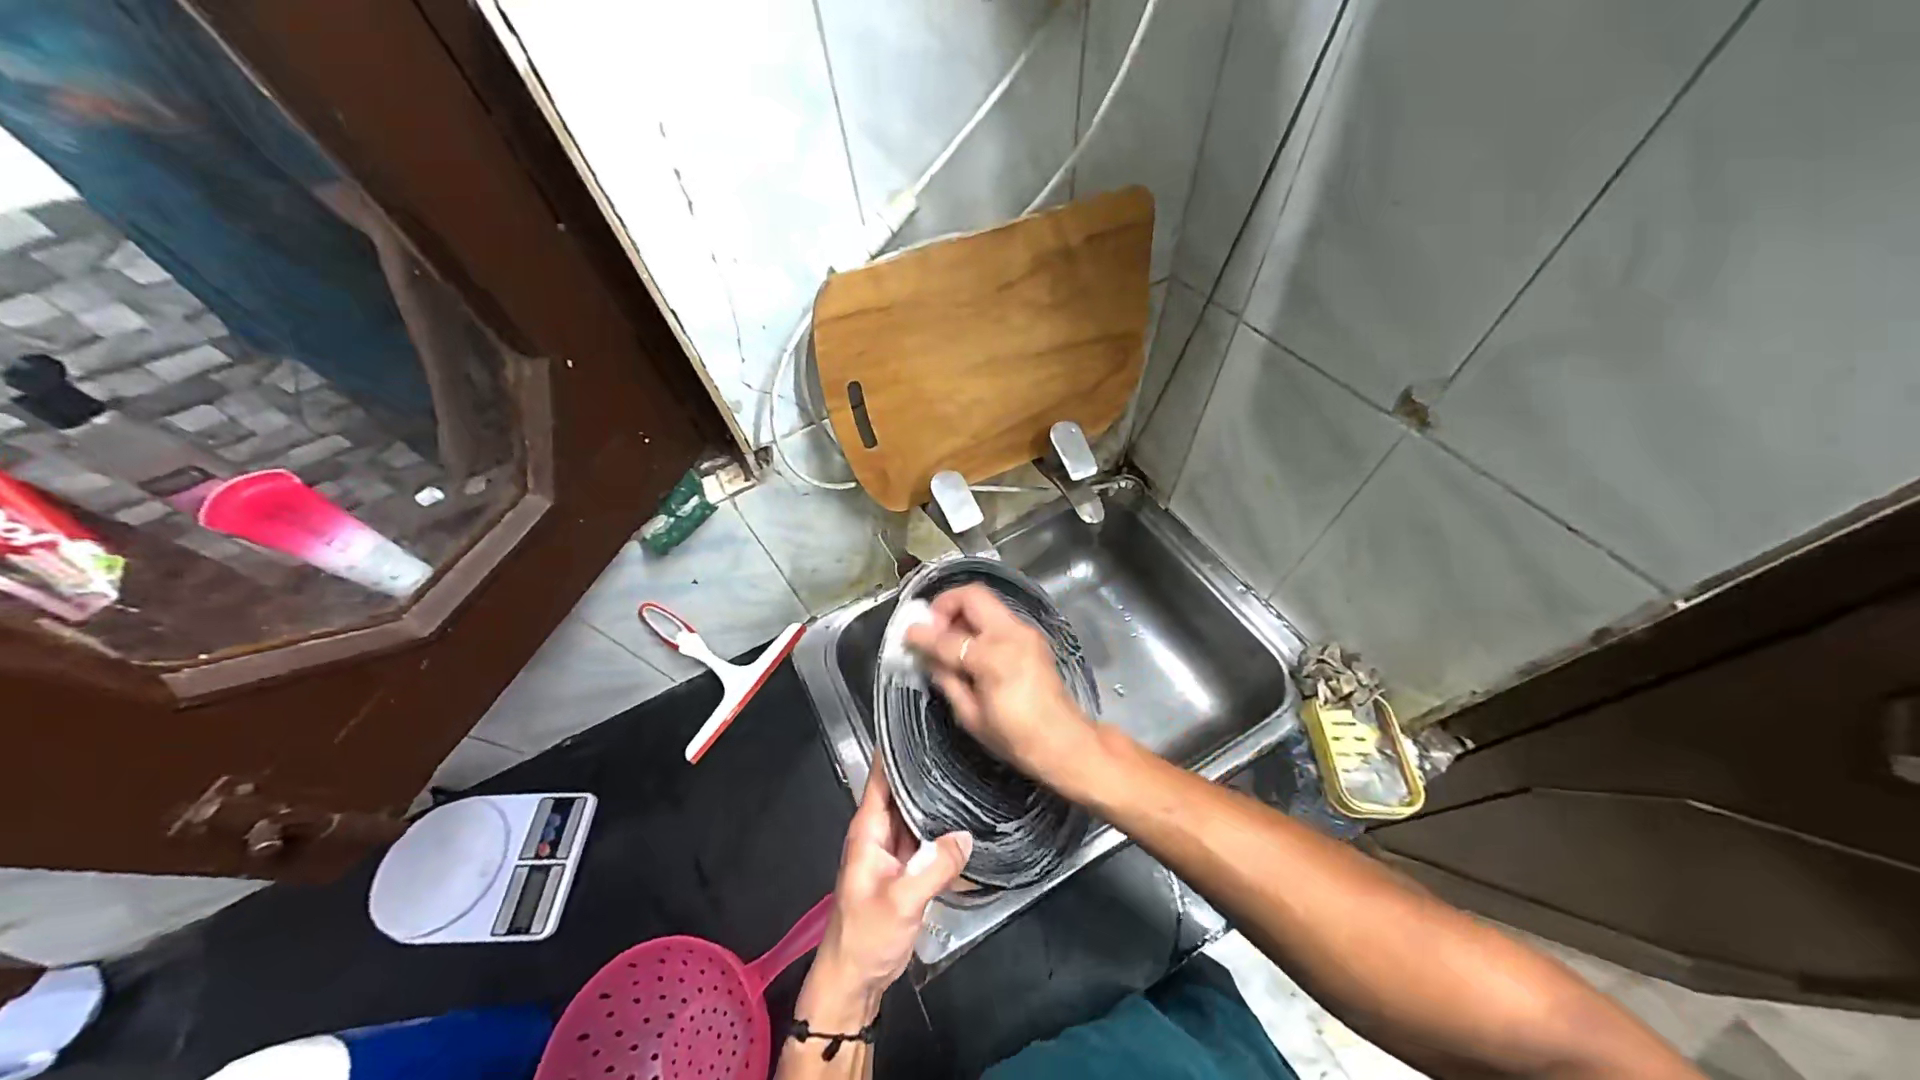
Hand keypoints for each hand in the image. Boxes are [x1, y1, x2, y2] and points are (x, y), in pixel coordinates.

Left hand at [799, 763, 970, 1028]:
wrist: (856, 979)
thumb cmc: (866, 937)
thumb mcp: (901, 901)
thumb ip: (933, 867)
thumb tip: (965, 836)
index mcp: (868, 830)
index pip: (880, 776)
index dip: (895, 748)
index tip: (918, 721)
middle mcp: (880, 833)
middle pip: (902, 789)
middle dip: (924, 767)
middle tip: (958, 742)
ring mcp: (894, 850)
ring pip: (917, 813)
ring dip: (936, 797)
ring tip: (967, 770)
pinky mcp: (907, 868)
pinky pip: (927, 837)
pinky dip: (943, 826)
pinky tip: (965, 816)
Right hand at [903, 584, 1101, 788]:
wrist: (1064, 743)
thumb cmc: (1015, 738)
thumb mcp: (970, 715)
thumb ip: (946, 677)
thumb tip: (926, 655)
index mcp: (994, 657)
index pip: (947, 638)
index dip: (922, 636)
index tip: (907, 635)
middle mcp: (1012, 634)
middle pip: (972, 596)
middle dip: (945, 605)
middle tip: (931, 626)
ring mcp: (1026, 631)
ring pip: (987, 602)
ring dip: (962, 613)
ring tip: (947, 638)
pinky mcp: (1033, 637)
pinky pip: (998, 617)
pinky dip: (978, 623)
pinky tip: (969, 647)